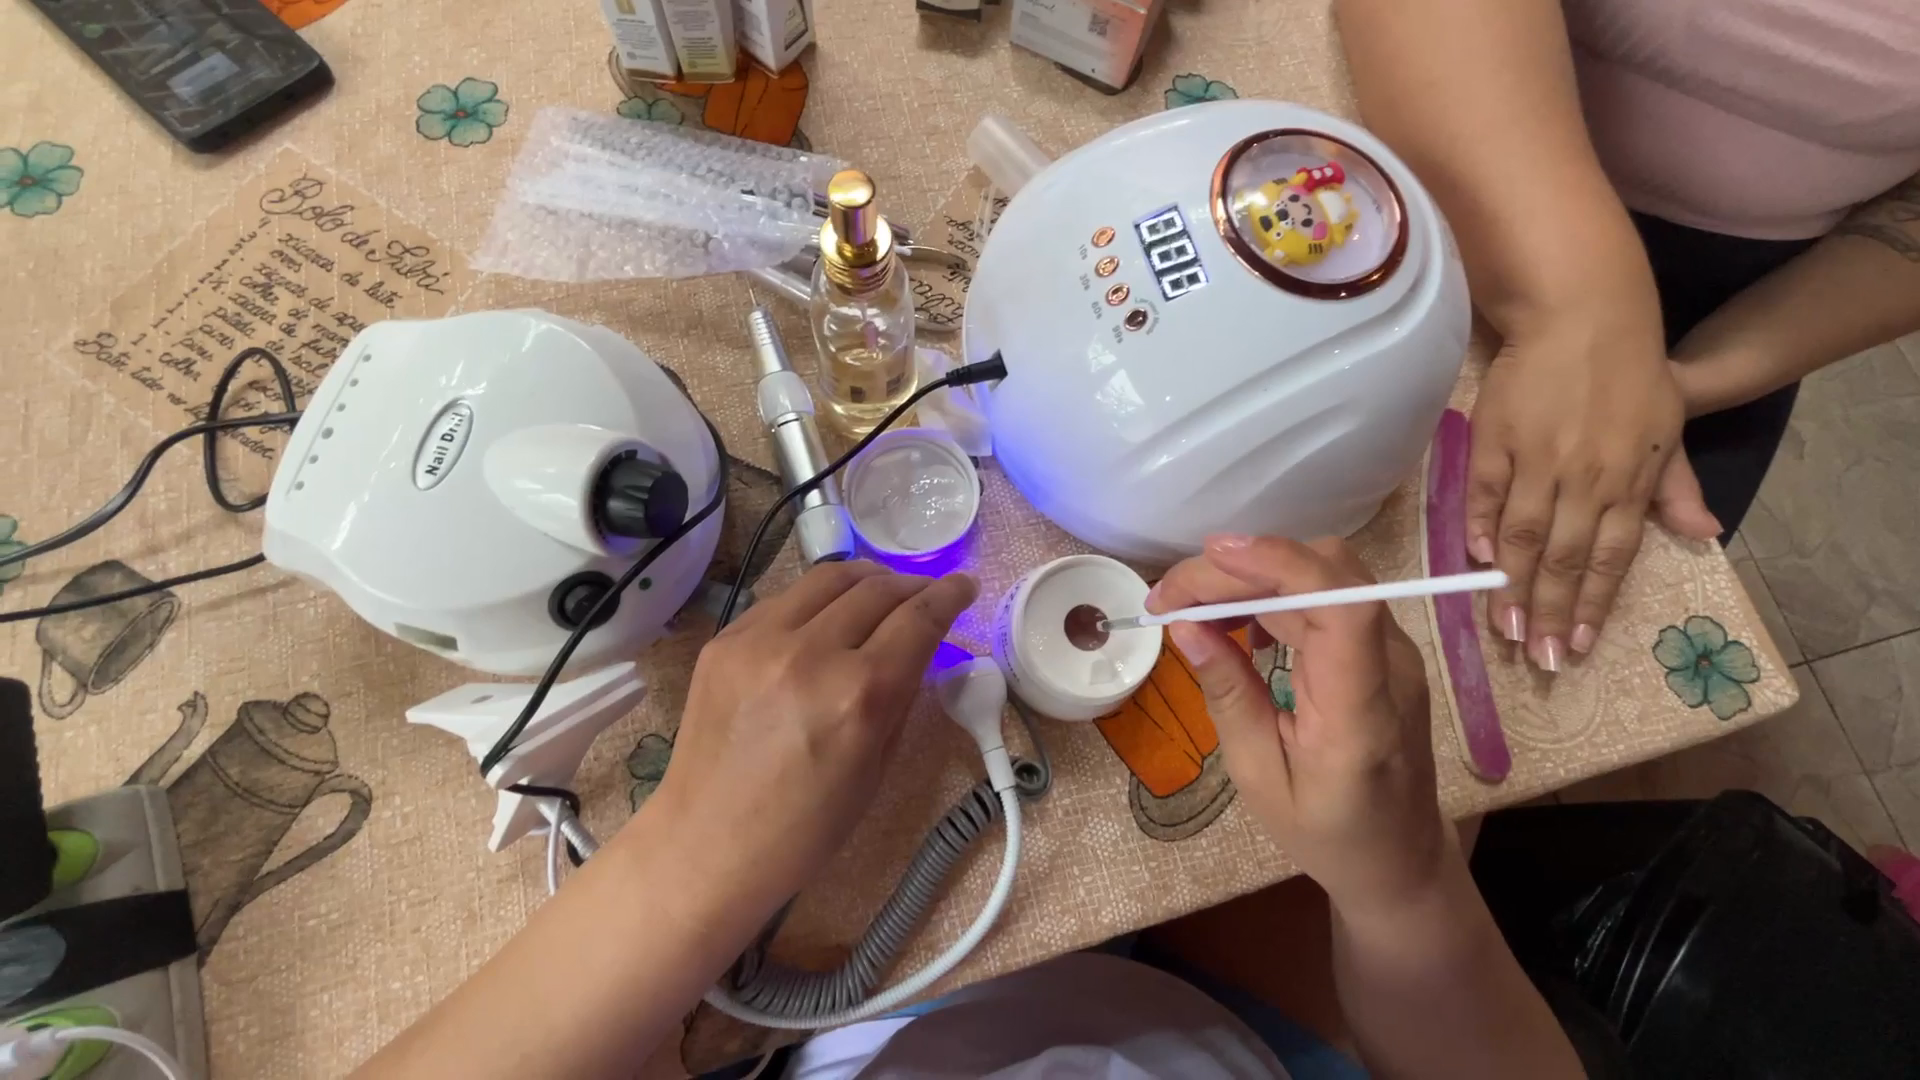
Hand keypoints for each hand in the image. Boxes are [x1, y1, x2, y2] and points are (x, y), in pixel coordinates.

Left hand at [646, 561, 976, 914]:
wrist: (706, 845)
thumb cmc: (806, 828)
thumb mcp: (877, 767)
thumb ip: (902, 696)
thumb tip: (919, 648)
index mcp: (860, 695)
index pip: (919, 618)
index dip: (950, 595)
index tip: (964, 585)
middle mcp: (811, 653)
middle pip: (877, 590)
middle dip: (913, 584)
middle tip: (927, 592)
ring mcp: (760, 640)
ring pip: (829, 578)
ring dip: (868, 578)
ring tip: (883, 589)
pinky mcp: (725, 640)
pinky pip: (785, 599)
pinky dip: (819, 599)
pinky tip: (827, 615)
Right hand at [1149, 535, 1444, 916]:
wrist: (1399, 856)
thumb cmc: (1326, 832)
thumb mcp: (1258, 776)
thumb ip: (1228, 696)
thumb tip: (1185, 625)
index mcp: (1359, 713)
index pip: (1341, 608)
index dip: (1279, 564)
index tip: (1210, 555)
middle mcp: (1388, 665)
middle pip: (1319, 576)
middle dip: (1233, 571)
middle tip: (1165, 600)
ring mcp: (1392, 650)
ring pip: (1320, 573)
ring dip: (1247, 576)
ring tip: (1190, 608)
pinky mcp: (1380, 646)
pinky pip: (1325, 593)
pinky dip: (1271, 590)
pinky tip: (1239, 623)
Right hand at [1468, 297, 1718, 669]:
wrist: (1581, 316)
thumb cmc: (1625, 373)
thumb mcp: (1668, 427)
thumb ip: (1674, 484)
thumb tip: (1700, 534)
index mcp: (1629, 479)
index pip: (1611, 556)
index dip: (1594, 605)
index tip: (1580, 646)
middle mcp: (1586, 478)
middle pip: (1565, 557)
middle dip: (1553, 612)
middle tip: (1540, 658)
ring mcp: (1536, 460)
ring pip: (1525, 535)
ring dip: (1514, 585)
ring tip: (1505, 628)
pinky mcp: (1494, 442)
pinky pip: (1486, 494)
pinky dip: (1482, 528)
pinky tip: (1479, 561)